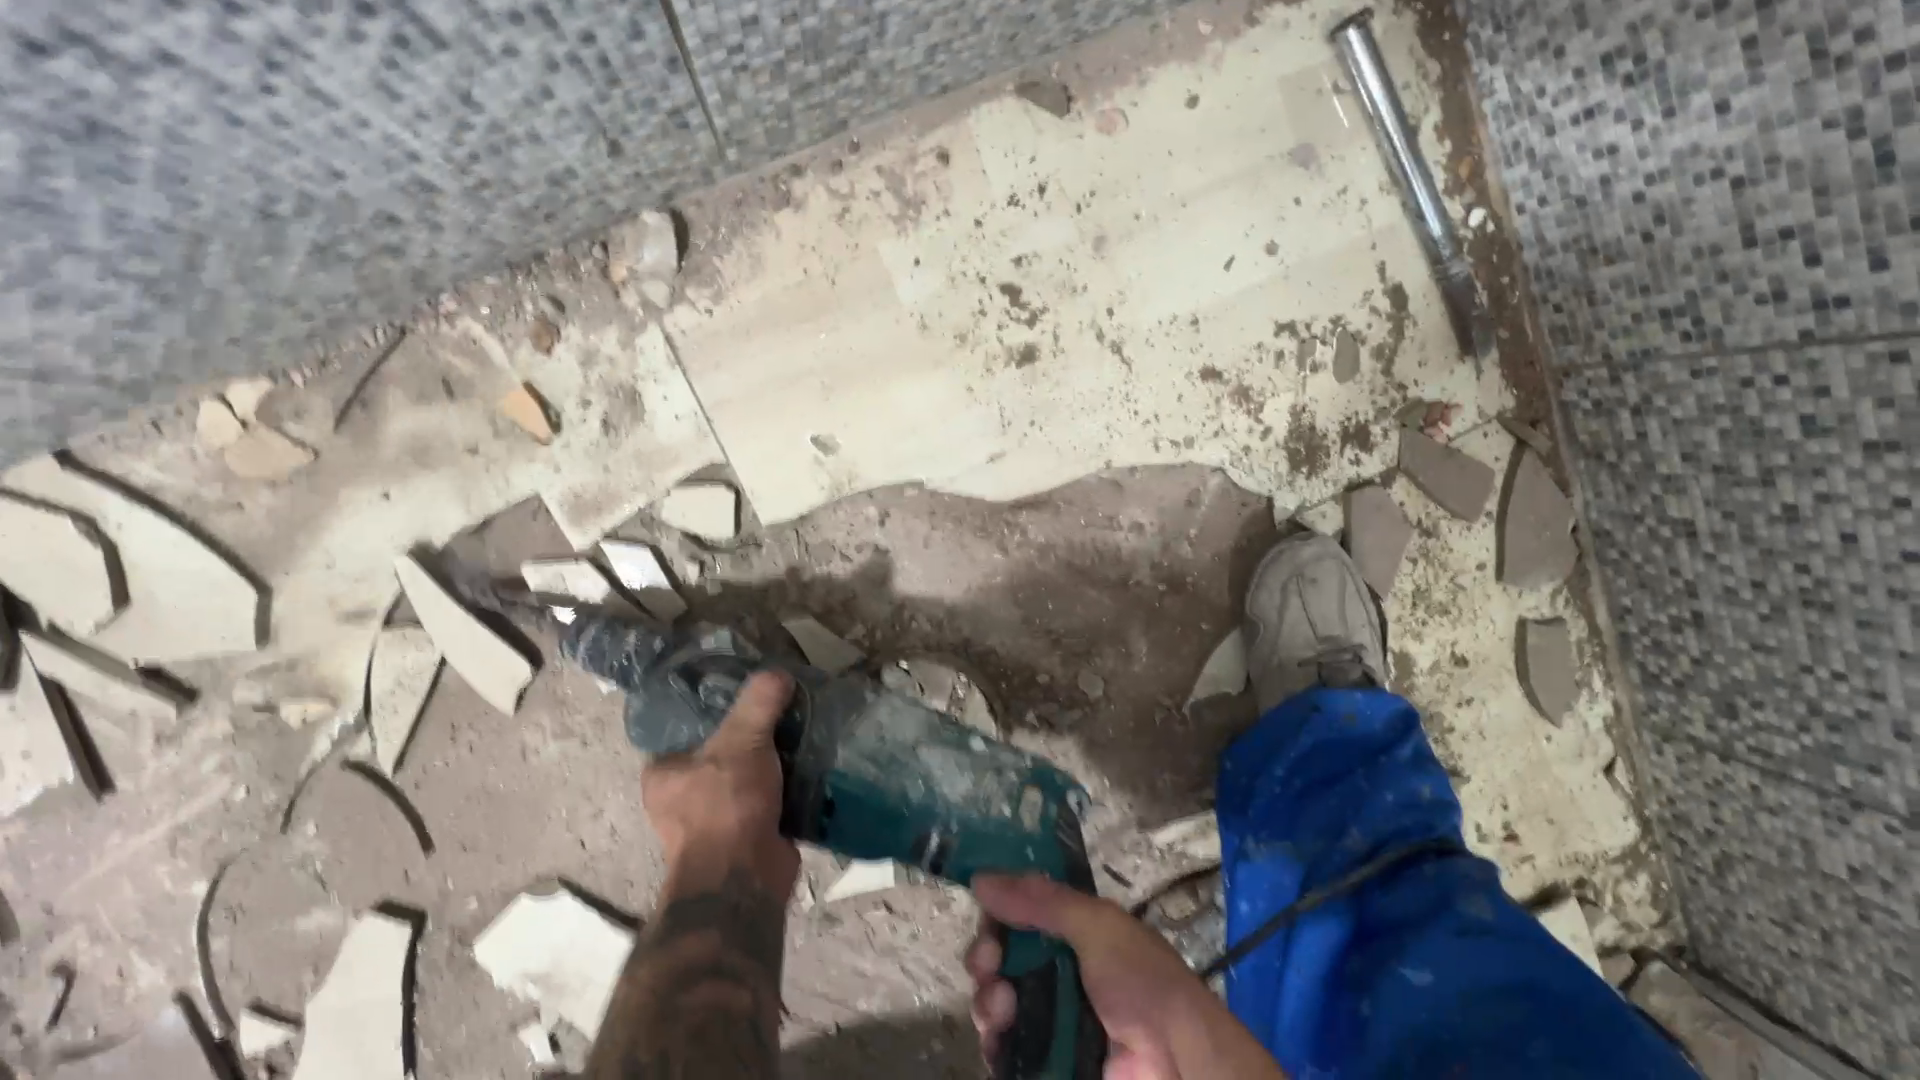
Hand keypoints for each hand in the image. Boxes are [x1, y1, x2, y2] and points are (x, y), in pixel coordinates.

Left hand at [640, 670, 800, 900]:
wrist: (744, 878)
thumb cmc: (725, 805)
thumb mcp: (740, 741)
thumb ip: (758, 703)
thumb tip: (779, 673)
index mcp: (663, 773)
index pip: (687, 727)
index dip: (718, 707)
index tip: (750, 691)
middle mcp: (683, 797)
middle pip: (724, 751)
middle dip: (754, 736)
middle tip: (785, 709)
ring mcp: (716, 820)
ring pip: (750, 776)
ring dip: (775, 762)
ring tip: (805, 731)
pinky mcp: (748, 836)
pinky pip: (772, 800)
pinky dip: (790, 787)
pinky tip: (814, 765)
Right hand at [966, 875, 1283, 1079]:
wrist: (1176, 1058)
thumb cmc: (1141, 980)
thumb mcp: (1098, 925)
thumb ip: (1041, 901)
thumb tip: (981, 878)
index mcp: (1074, 934)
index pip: (1020, 916)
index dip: (998, 914)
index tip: (987, 915)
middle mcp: (1058, 972)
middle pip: (1001, 958)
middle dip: (985, 956)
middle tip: (989, 961)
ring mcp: (1050, 1018)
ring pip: (996, 1001)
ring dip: (988, 997)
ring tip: (1003, 1004)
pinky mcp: (1046, 1059)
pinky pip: (1004, 1047)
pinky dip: (994, 1040)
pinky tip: (999, 1033)